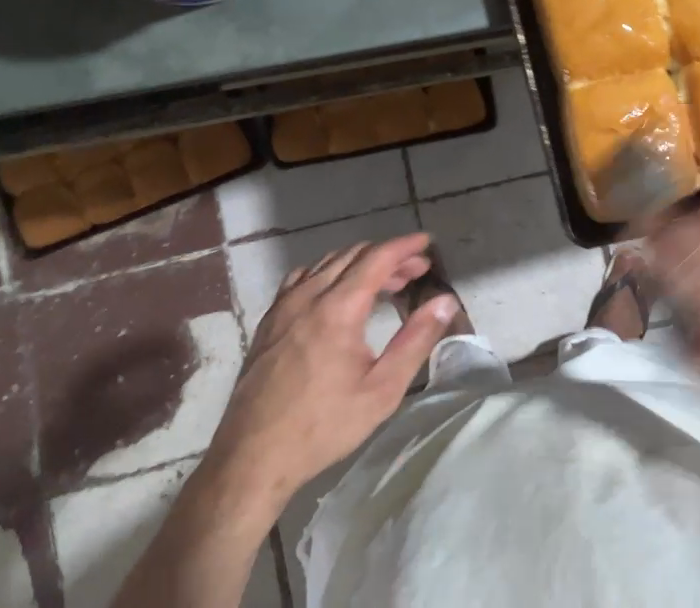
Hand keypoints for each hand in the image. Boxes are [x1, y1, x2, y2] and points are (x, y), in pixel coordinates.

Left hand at [203, 234, 455, 516]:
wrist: (253, 457)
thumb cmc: (324, 426)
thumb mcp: (382, 389)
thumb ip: (416, 339)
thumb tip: (445, 302)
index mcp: (337, 309)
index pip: (377, 259)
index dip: (405, 247)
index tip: (427, 244)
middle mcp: (307, 297)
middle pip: (352, 255)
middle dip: (387, 256)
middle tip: (415, 271)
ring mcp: (282, 308)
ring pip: (325, 264)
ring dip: (359, 264)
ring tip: (384, 284)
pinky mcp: (268, 323)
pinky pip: (301, 279)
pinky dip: (329, 274)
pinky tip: (337, 295)